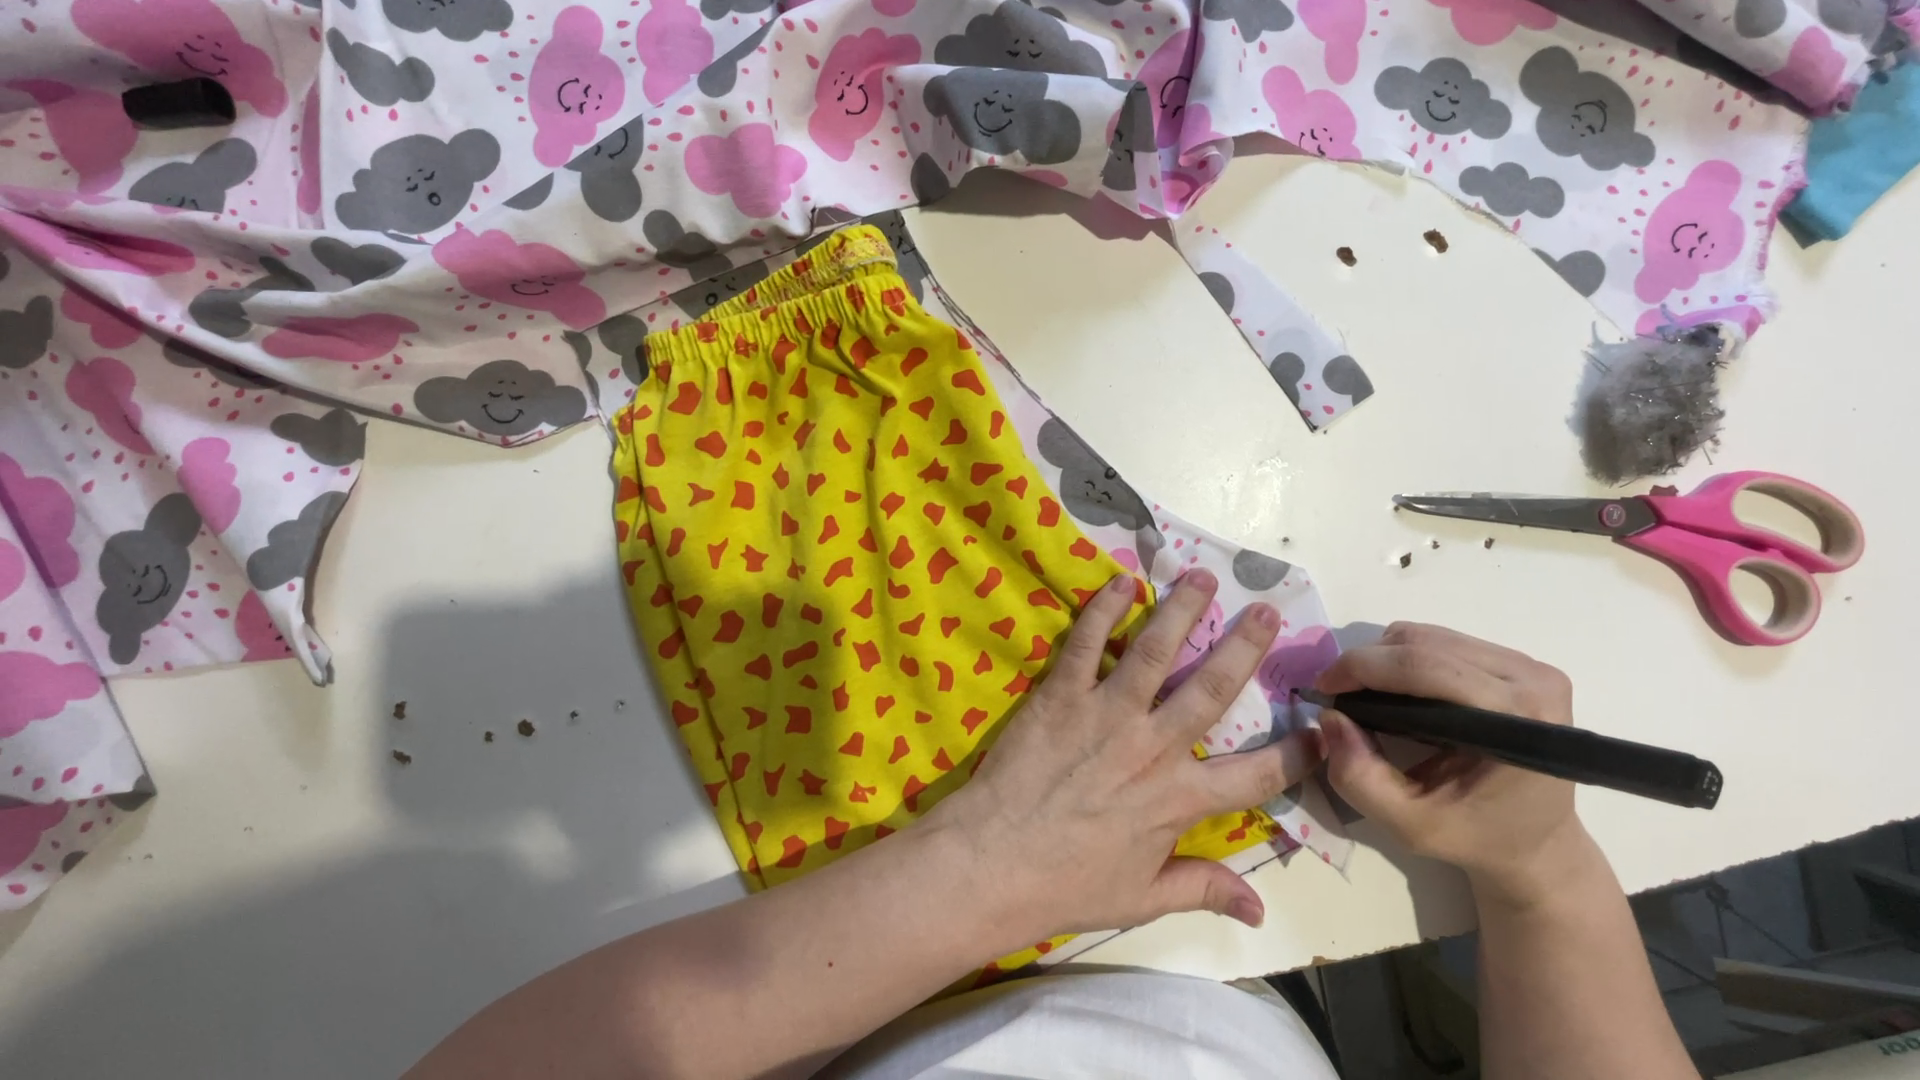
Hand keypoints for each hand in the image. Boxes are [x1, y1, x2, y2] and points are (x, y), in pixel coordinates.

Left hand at [922, 569, 1324, 941]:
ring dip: (1182, 611)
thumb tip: (1259, 911)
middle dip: (1244, 647)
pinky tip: (1120, 583)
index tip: (1321, 731)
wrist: (993, 862)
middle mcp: (1153, 746)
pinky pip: (1087, 644)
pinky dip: (1105, 610)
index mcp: (1180, 798)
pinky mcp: (1062, 696)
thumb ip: (1202, 889)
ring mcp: (1107, 714)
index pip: (1256, 776)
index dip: (1296, 756)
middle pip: (1212, 689)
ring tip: (1202, 577)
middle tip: (1266, 611)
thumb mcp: (1143, 898)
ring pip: (1156, 652)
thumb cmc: (1067, 885)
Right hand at [1315, 623, 1593, 907]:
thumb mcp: (1408, 825)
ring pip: (1427, 635)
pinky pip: (1441, 640)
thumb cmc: (1475, 836)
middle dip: (1366, 662)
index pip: (1425, 666)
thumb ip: (1360, 777)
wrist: (1537, 843)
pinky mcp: (1518, 663)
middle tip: (1337, 695)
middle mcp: (1531, 679)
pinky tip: (1398, 692)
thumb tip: (1330, 716)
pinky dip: (1404, 658)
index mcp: (1517, 718)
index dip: (1363, 668)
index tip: (1322, 690)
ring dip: (1384, 658)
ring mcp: (1529, 666)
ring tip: (1366, 695)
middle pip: (1423, 642)